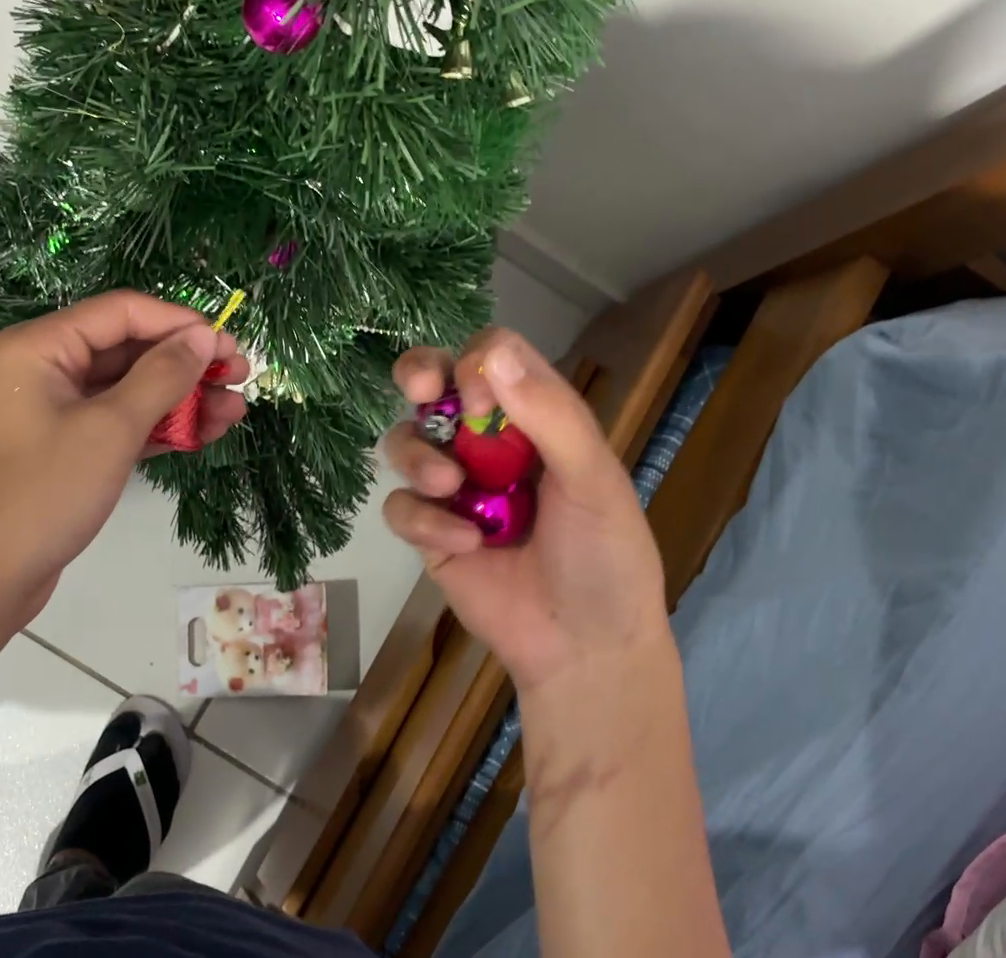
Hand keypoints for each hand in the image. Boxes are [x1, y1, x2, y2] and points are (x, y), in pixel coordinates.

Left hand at [0, 290, 249, 632]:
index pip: (122, 312)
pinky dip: (160, 426)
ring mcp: (56, 410)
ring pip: (130, 388)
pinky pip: (121, 422)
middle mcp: (46, 368)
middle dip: (187, 363)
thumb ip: (162, 376)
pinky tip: (206, 431)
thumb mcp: (110, 429)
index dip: (179, 323)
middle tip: (240, 375)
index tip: (228, 344)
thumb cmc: (43, 492)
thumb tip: (203, 336)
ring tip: (234, 410)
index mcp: (41, 347)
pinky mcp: (68, 447)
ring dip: (183, 397)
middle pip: (129, 349)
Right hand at [382, 328, 665, 694]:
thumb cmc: (605, 558)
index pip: (494, 358)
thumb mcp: (593, 481)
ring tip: (449, 489)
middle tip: (419, 389)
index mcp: (536, 419)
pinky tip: (466, 546)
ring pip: (405, 441)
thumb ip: (551, 416)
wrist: (583, 649)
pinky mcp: (428, 532)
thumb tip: (490, 356)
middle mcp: (487, 442)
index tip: (481, 402)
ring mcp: (453, 487)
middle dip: (419, 376)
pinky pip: (400, 506)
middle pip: (435, 383)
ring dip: (418, 458)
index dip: (478, 365)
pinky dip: (424, 522)